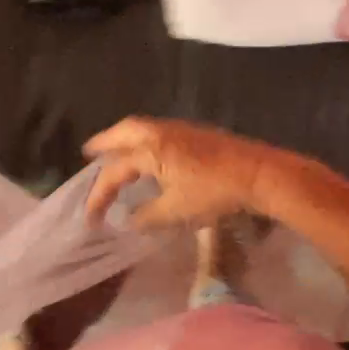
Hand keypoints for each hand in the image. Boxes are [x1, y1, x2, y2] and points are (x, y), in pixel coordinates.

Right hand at [85, 118, 291, 228]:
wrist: (258, 174)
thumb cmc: (214, 193)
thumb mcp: (176, 212)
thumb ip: (148, 216)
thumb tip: (128, 221)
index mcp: (151, 150)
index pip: (115, 172)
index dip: (99, 195)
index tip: (91, 217)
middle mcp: (162, 133)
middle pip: (125, 131)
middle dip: (105, 142)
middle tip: (90, 152)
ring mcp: (182, 130)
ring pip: (145, 129)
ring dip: (126, 139)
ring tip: (117, 152)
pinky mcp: (199, 135)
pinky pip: (161, 133)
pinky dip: (146, 141)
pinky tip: (152, 157)